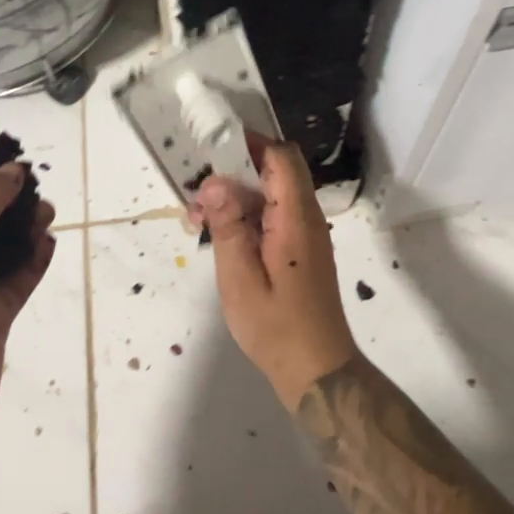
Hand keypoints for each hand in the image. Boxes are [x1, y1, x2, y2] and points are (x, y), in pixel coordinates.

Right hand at [193, 136, 359, 408]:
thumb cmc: (276, 327)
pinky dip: (247, 215)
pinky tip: (220, 234)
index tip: (213, 146)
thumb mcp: (240, 278)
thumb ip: (229, 225)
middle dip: (235, 170)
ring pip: (272, 193)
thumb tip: (215, 181)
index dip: (250, 143)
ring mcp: (306, 233)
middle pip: (276, 171)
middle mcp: (306, 216)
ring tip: (198, 217)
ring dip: (237, 195)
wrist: (316, 370)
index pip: (281, 157)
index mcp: (296, 217)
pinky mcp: (301, 248)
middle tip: (197, 190)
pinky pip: (274, 215)